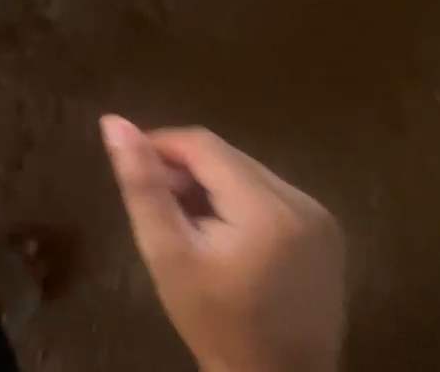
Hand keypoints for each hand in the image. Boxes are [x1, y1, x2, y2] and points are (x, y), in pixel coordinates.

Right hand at [100, 116, 345, 371]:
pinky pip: (266, 191)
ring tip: (186, 221)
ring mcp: (321, 219)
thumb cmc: (212, 317)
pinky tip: (220, 232)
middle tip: (159, 206)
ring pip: (244, 170)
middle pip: (224, 155)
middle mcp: (303, 203)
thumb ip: (142, 183)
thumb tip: (113, 121)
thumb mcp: (165, 250)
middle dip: (183, 168)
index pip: (200, 143)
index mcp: (266, 208)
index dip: (158, 147)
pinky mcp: (325, 234)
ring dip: (207, 182)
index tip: (134, 175)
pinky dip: (234, 198)